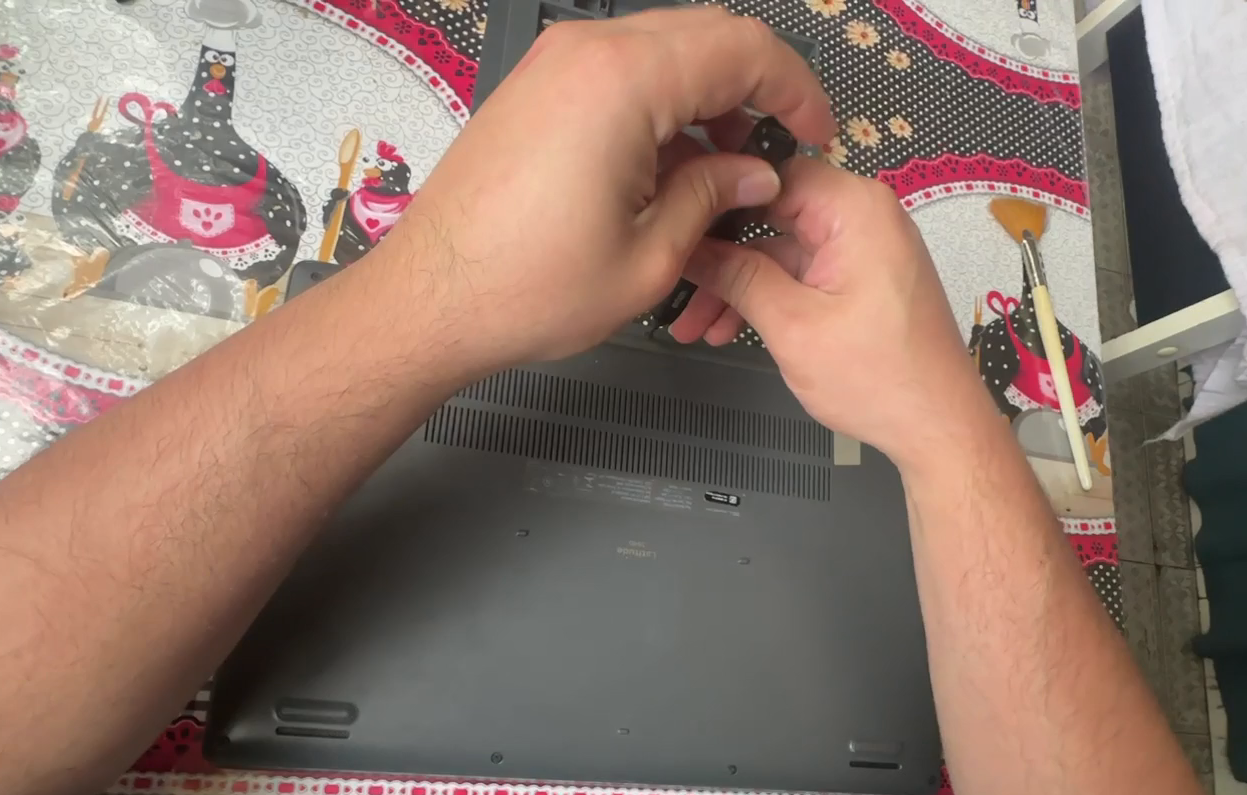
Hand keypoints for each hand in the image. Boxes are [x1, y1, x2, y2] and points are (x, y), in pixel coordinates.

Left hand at [365, 6, 834, 374]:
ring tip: (717, 179)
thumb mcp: (648, 260)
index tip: (813, 128)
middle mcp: (584, 53)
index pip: (742, 47)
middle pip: (702, 39)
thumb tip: (753, 173)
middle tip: (768, 157)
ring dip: (703, 106)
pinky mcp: (535, 94)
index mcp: (622, 82)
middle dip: (751, 94)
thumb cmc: (522, 291)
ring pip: (660, 58)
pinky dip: (656, 115)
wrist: (433, 302)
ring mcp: (552, 68)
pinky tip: (666, 173)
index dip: (794, 87)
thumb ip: (713, 199)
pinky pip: (616, 81)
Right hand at [673, 157, 980, 466]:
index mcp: (854, 209)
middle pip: (770, 217)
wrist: (935, 426)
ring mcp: (862, 251)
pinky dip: (768, 300)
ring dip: (738, 289)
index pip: (769, 176)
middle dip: (721, 259)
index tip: (677, 233)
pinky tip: (732, 329)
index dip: (716, 203)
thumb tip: (692, 249)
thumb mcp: (792, 325)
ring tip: (696, 327)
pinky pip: (801, 276)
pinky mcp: (861, 281)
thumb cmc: (878, 379)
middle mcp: (863, 218)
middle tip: (678, 290)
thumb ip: (739, 278)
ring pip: (780, 253)